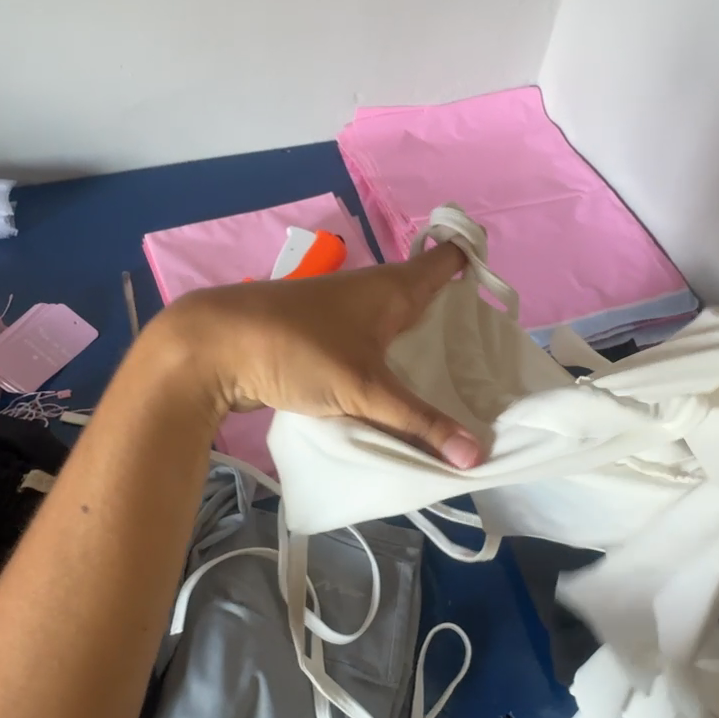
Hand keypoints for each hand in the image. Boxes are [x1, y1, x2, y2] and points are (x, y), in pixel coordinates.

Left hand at [150, 242, 484, 467]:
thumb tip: (475, 456)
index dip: (478, 268)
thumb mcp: (364, 388)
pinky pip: (374, 351)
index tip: (505, 305)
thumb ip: (418, 422)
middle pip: (430, 302)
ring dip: (424, 352)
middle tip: (492, 366)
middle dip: (459, 328)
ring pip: (400, 329)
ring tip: (457, 388)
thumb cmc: (298, 348)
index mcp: (394, 288)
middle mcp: (375, 294)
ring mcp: (347, 316)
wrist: (213, 347)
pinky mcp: (325, 341)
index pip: (449, 262)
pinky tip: (401, 398)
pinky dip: (392, 368)